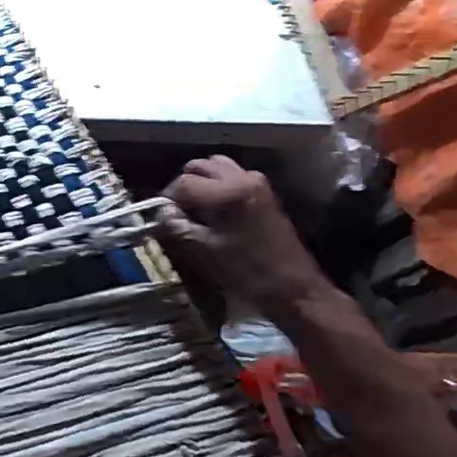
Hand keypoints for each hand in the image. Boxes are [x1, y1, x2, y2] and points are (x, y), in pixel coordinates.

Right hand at [160, 156, 332, 320]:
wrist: (295, 289)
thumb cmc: (248, 272)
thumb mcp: (205, 251)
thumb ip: (178, 227)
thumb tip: (162, 214)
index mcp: (228, 192)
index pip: (183, 183)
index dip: (167, 199)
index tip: (162, 216)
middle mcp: (243, 178)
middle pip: (199, 167)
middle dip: (184, 186)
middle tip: (178, 211)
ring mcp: (256, 183)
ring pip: (216, 167)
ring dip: (201, 182)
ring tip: (196, 207)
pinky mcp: (264, 192)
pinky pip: (232, 176)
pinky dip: (217, 185)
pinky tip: (215, 209)